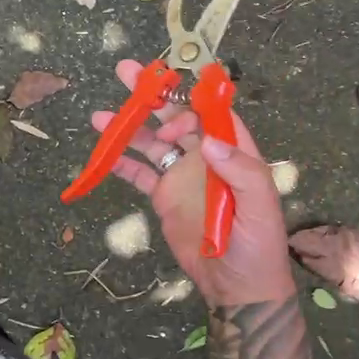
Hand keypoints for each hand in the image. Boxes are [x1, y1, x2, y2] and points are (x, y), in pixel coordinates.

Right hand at [89, 60, 294, 307]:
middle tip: (125, 72)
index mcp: (233, 153)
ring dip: (128, 127)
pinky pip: (139, 172)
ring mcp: (181, 175)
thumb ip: (241, 173)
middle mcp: (205, 157)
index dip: (188, 104)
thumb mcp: (259, 209)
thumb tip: (207, 141)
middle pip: (176, 116)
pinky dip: (121, 162)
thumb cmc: (257, 246)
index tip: (167, 112)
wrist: (236, 285)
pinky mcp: (163, 195)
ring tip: (99, 117)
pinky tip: (103, 153)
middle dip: (152, 94)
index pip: (211, 114)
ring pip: (151, 141)